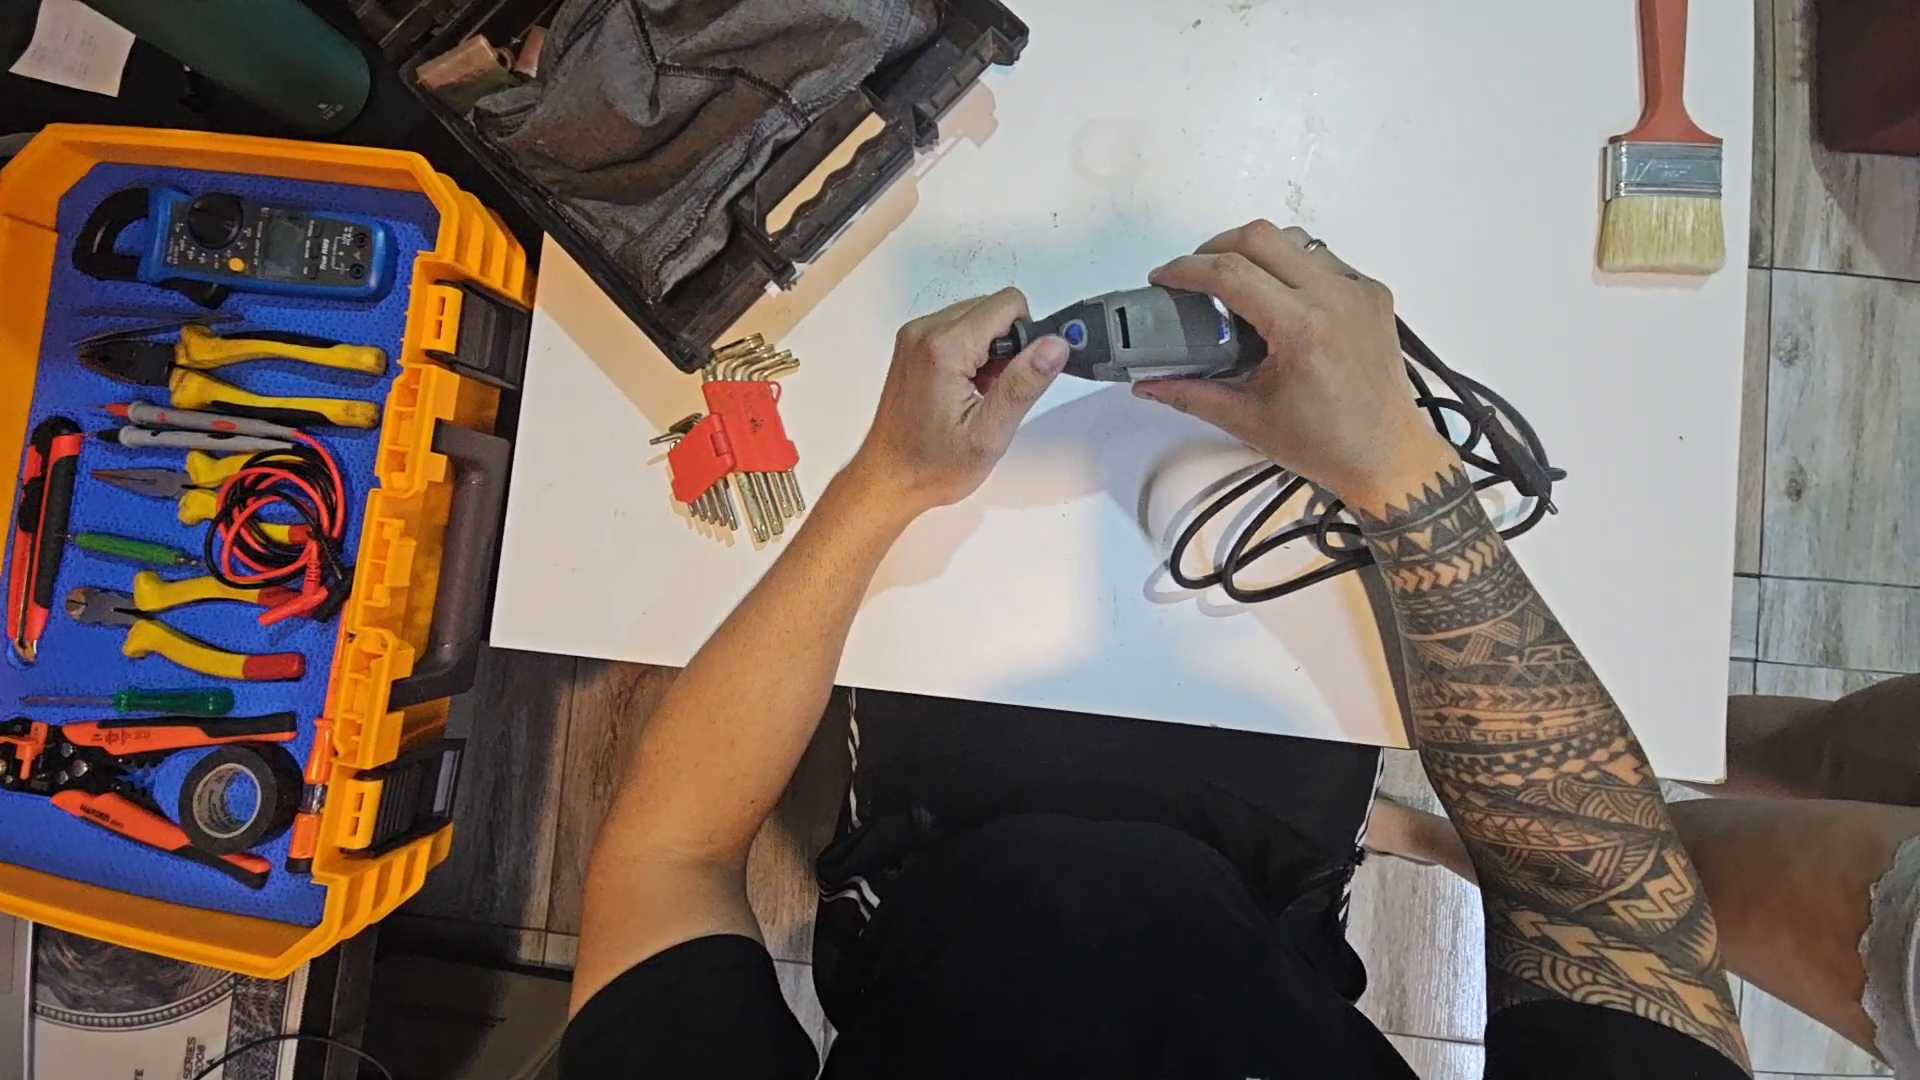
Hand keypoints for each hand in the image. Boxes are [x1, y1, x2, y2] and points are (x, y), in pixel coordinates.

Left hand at [848, 288, 1068, 512]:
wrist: (889, 479)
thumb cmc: (930, 465)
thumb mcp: (989, 434)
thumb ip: (1023, 384)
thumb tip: (1055, 346)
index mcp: (944, 347)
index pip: (1009, 305)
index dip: (1026, 340)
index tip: (1015, 377)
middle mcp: (924, 332)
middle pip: (993, 308)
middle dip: (1006, 348)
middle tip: (993, 393)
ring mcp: (914, 337)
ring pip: (976, 318)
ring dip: (988, 353)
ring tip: (977, 396)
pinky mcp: (912, 347)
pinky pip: (957, 331)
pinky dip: (970, 356)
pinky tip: (964, 391)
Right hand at [1132, 221, 1457, 507]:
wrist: (1385, 455)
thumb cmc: (1324, 443)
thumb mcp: (1245, 420)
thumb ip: (1190, 394)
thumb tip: (1148, 384)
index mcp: (1302, 328)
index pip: (1232, 274)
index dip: (1187, 270)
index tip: (1163, 278)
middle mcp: (1335, 298)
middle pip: (1261, 237)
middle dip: (1215, 247)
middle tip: (1191, 276)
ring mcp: (1358, 291)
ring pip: (1294, 239)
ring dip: (1253, 251)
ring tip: (1229, 284)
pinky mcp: (1370, 294)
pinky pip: (1321, 258)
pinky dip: (1287, 266)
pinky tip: (1271, 299)